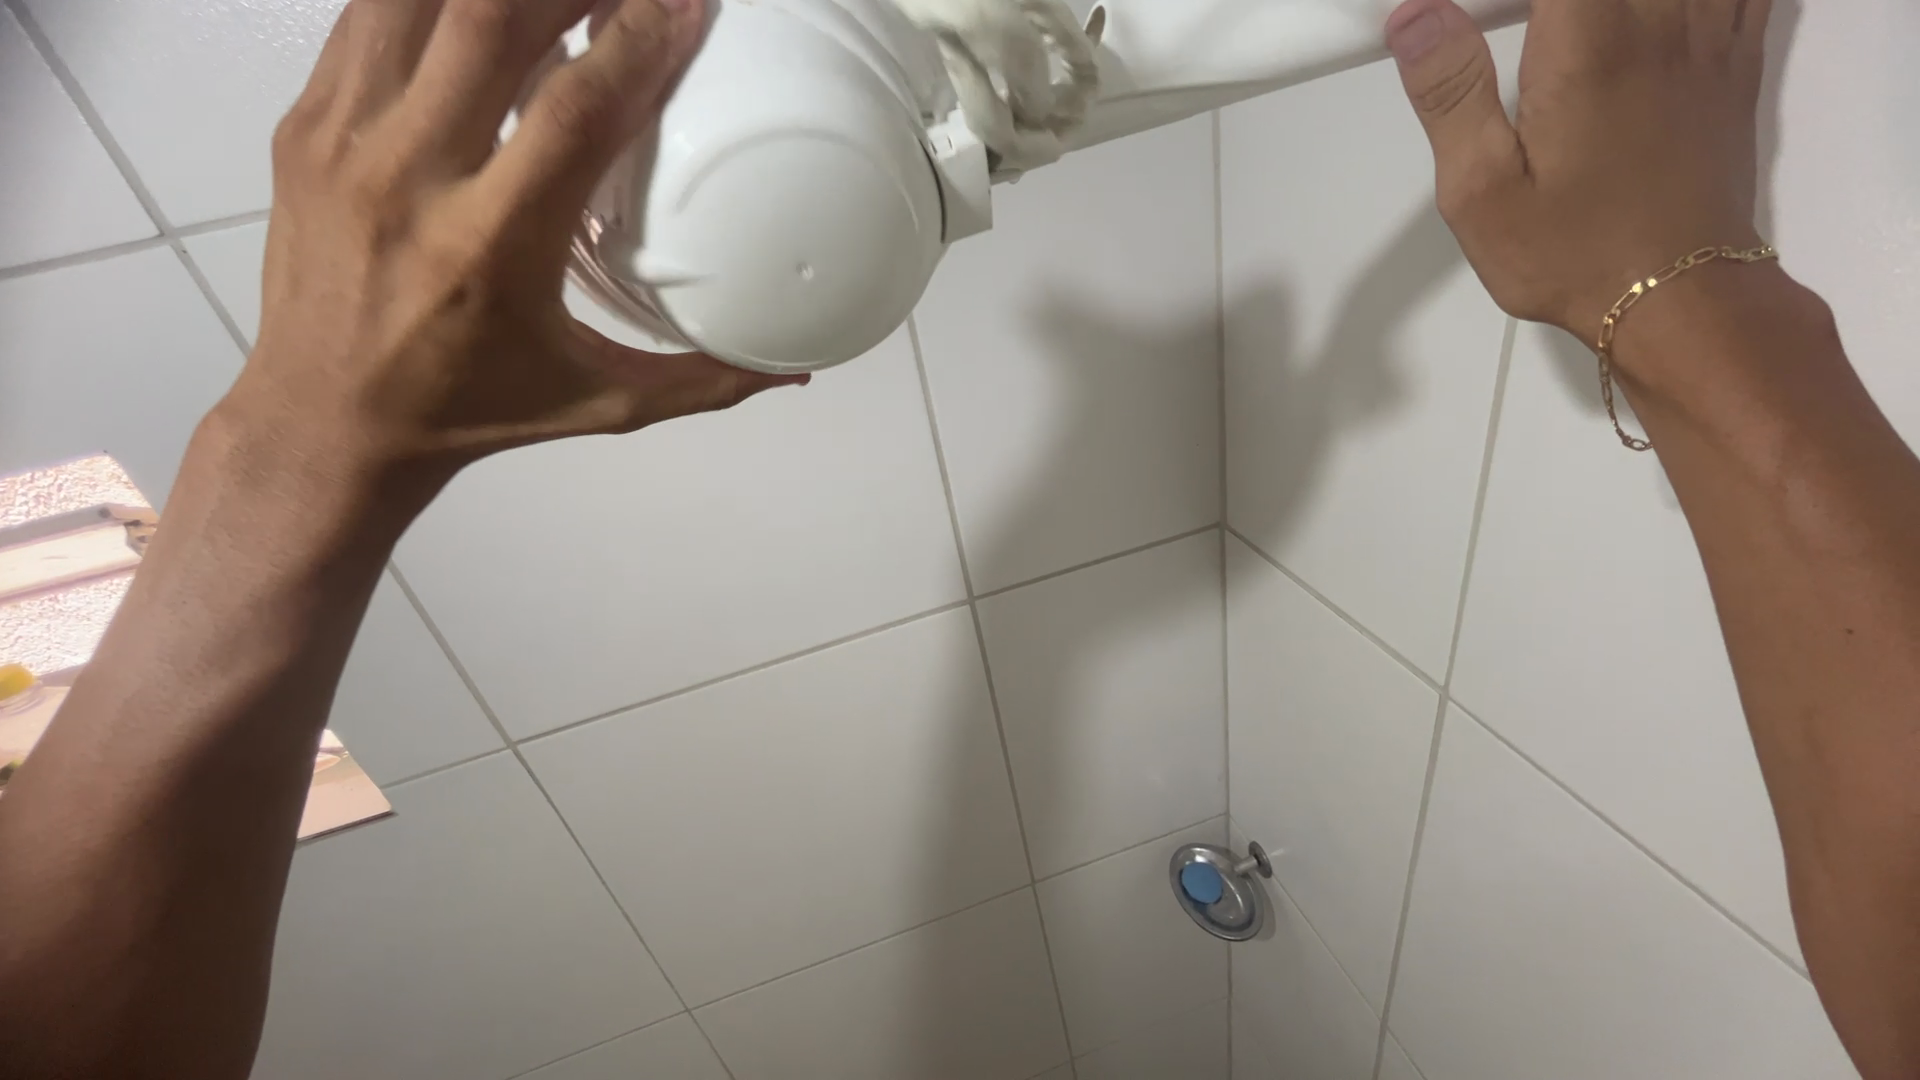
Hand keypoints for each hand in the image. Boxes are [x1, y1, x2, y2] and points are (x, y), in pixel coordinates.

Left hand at [226, 0, 803, 486]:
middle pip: (490, 17)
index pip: (575, 112)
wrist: (329, 418)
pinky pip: (373, 13)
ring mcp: (342, 135)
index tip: (690, 2)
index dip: (639, 44)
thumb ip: (706, 384)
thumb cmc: (482, 412)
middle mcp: (409, 175)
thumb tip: (794, 369)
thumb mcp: (607, 405)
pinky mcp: (303, 119)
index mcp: (492, 249)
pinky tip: (495, 1)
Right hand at [1385, 0, 1772, 349]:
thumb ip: (1452, 94)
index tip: (1449, 21)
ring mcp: (1713, 26)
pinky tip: (1629, 26)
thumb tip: (1415, 17)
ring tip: (1552, 42)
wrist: (1673, 292)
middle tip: (1491, 32)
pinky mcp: (1735, 50)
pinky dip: (1666, 1)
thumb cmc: (1566, 251)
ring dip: (1593, 8)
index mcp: (1591, 44)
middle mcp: (1664, 15)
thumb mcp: (1479, 190)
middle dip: (1534, 8)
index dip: (1486, 1)